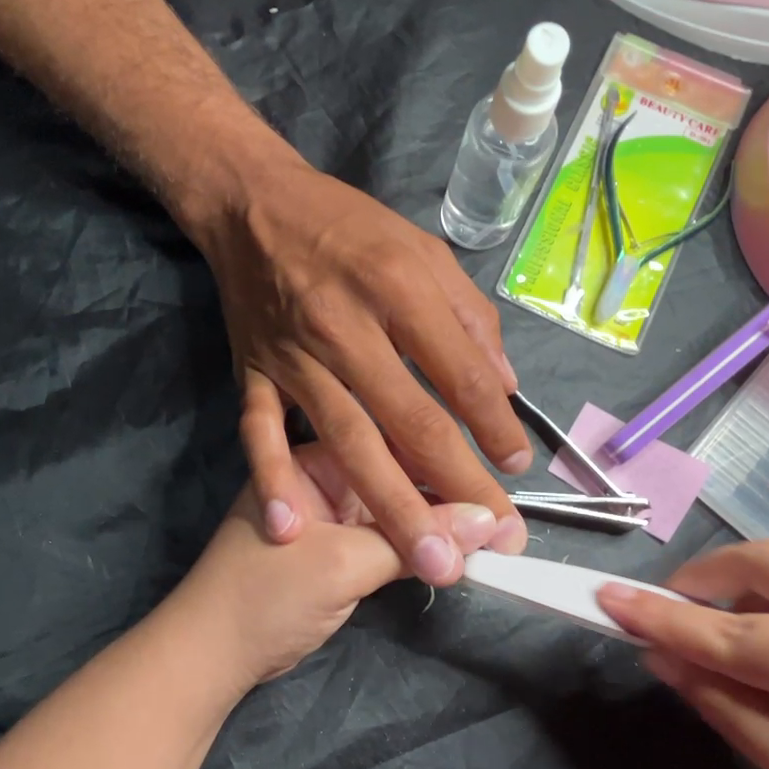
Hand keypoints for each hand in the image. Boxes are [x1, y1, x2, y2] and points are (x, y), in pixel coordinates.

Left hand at [177, 445, 498, 689]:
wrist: (211, 655)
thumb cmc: (264, 594)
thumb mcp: (342, 565)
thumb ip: (413, 543)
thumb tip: (488, 525)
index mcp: (318, 458)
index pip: (395, 446)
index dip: (450, 469)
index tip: (504, 495)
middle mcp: (328, 476)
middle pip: (403, 477)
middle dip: (454, 501)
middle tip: (511, 528)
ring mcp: (333, 515)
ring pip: (400, 510)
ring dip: (442, 528)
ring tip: (497, 542)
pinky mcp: (338, 551)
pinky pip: (391, 538)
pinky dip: (421, 548)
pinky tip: (460, 554)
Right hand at [189, 157, 532, 585]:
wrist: (252, 206)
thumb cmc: (348, 226)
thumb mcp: (422, 248)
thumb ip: (468, 316)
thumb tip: (503, 387)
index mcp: (398, 288)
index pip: (460, 373)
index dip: (495, 426)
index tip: (516, 466)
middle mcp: (348, 329)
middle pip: (411, 422)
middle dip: (457, 487)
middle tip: (493, 544)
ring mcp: (296, 358)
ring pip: (349, 442)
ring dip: (392, 507)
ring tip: (429, 562)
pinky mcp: (255, 375)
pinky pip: (262, 433)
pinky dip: (273, 480)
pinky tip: (292, 530)